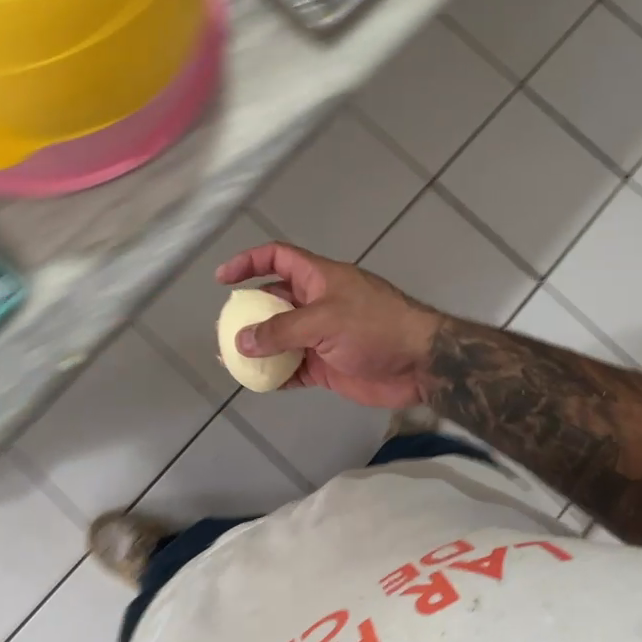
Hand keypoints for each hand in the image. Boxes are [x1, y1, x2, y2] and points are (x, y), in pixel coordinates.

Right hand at [215, 243, 442, 409]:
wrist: (419, 363)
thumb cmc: (376, 327)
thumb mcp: (325, 321)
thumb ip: (282, 331)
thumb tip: (243, 341)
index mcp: (319, 278)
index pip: (278, 258)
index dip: (249, 261)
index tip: (222, 278)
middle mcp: (317, 302)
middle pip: (274, 301)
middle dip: (248, 313)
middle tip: (223, 330)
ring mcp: (322, 335)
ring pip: (281, 337)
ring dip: (258, 347)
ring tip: (230, 359)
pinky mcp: (328, 366)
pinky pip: (294, 368)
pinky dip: (276, 374)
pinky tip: (257, 382)